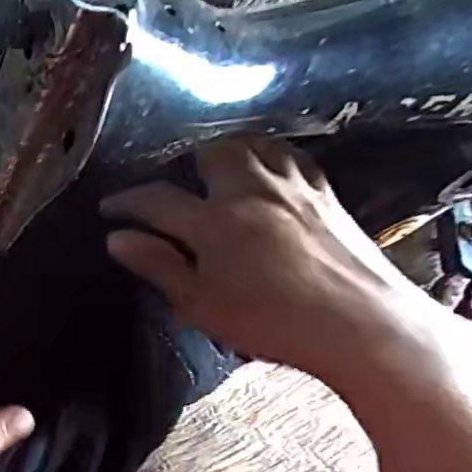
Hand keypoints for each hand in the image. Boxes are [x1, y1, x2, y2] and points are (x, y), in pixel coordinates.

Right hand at [99, 138, 447, 388]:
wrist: (362, 325)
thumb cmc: (269, 322)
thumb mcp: (199, 303)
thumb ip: (158, 266)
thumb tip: (117, 239)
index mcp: (214, 222)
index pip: (157, 199)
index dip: (126, 201)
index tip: (108, 208)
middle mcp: (252, 191)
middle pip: (212, 154)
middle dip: (183, 162)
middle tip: (171, 183)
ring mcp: (294, 188)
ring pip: (256, 147)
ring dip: (228, 151)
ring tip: (214, 168)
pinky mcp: (327, 194)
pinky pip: (292, 158)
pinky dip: (269, 157)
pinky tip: (266, 172)